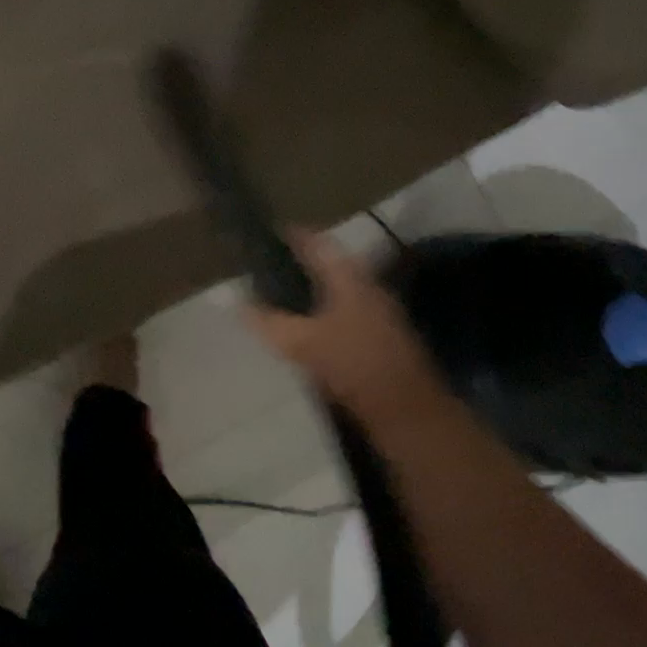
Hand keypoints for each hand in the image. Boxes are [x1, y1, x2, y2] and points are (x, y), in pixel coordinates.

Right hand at [245, 229, 446, 424]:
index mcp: (349, 278)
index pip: (317, 243)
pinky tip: (307, 331)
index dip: (292, 236)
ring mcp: (379, 315)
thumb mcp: (302, 343)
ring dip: (312, 292)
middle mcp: (368, 288)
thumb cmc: (355, 365)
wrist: (410, 413)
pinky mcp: (382, 341)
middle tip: (268, 268)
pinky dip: (323, 315)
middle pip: (329, 266)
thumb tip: (236, 304)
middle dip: (300, 265)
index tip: (267, 232)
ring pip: (338, 292)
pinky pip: (345, 315)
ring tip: (281, 298)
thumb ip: (268, 322)